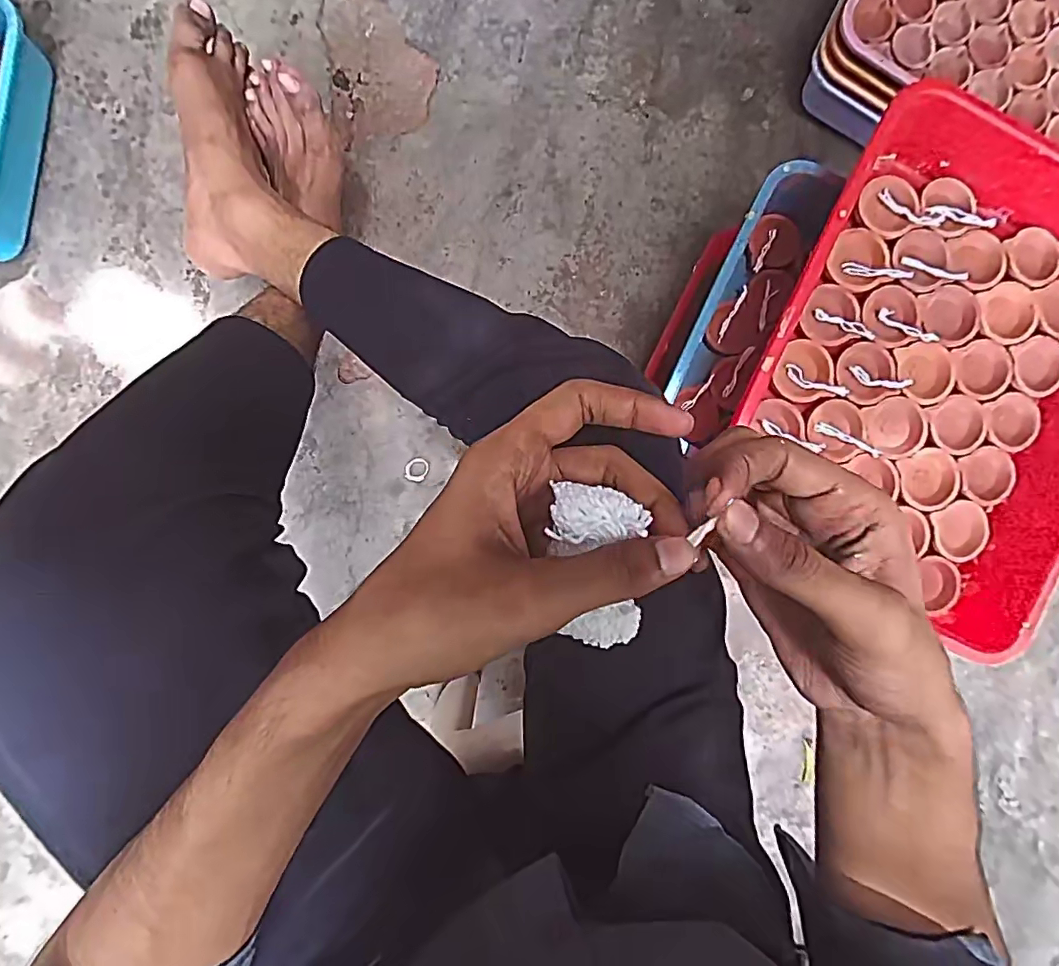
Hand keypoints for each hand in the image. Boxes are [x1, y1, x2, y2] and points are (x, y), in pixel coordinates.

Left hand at [305, 380, 702, 698]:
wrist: (379, 653)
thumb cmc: (430, 612)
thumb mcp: (533, 594)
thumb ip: (612, 572)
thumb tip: (677, 554)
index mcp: (505, 459)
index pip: (576, 404)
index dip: (632, 406)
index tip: (680, 426)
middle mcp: (512, 474)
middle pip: (595, 460)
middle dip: (642, 491)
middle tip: (677, 534)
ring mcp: (514, 509)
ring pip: (587, 499)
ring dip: (626, 523)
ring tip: (661, 556)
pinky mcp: (517, 541)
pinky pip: (573, 530)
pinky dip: (604, 546)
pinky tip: (628, 573)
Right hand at [688, 427, 961, 733]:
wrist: (878, 711)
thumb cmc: (899, 663)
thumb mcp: (866, 617)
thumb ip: (797, 566)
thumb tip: (732, 516)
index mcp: (853, 504)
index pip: (785, 457)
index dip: (741, 467)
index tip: (713, 499)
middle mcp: (813, 508)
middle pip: (749, 459)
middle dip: (713, 473)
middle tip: (694, 510)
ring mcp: (779, 531)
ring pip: (726, 487)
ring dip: (697, 499)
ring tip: (687, 530)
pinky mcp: (753, 557)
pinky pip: (714, 526)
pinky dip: (694, 530)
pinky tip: (689, 547)